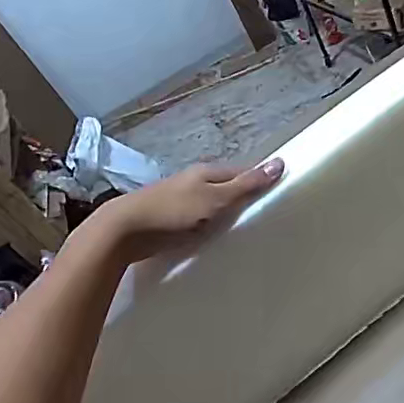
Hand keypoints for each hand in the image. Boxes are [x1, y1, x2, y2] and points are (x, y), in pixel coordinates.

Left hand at [84, 159, 284, 263]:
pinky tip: (214, 240)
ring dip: (225, 215)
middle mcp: (194, 182)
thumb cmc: (174, 212)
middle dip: (243, 200)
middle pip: (226, 188)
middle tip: (263, 220)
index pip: (243, 172)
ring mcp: (179, 200)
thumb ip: (246, 185)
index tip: (277, 198)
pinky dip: (209, 227)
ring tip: (242, 233)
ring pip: (211, 205)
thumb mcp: (216, 199)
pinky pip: (198, 220)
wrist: (124, 230)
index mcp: (207, 172)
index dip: (259, 182)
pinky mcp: (169, 219)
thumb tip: (279, 162)